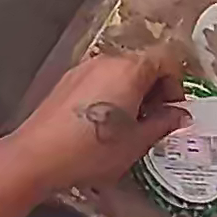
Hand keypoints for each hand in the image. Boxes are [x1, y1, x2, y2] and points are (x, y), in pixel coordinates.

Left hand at [7, 45, 187, 192]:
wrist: (36, 156)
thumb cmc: (93, 151)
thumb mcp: (137, 142)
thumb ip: (163, 123)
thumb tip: (180, 115)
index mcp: (130, 70)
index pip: (166, 60)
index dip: (176, 84)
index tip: (173, 109)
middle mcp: (108, 61)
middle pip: (143, 63)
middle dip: (155, 89)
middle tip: (154, 119)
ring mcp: (85, 68)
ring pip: (121, 71)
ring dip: (133, 91)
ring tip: (129, 124)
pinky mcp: (67, 80)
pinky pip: (100, 78)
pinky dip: (111, 92)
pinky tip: (103, 122)